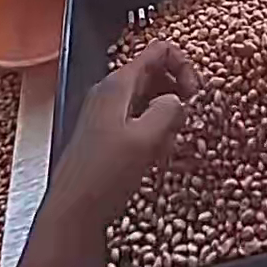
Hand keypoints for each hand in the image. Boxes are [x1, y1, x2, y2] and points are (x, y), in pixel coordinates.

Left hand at [39, 41, 199, 236]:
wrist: (71, 215)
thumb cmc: (106, 174)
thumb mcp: (146, 139)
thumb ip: (169, 110)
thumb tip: (179, 100)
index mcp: (118, 85)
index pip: (159, 51)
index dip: (183, 65)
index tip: (195, 94)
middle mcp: (111, 92)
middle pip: (155, 72)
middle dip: (178, 89)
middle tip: (189, 117)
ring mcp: (107, 113)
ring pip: (149, 97)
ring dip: (168, 112)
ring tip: (173, 139)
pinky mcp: (107, 134)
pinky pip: (139, 117)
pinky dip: (155, 127)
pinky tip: (159, 153)